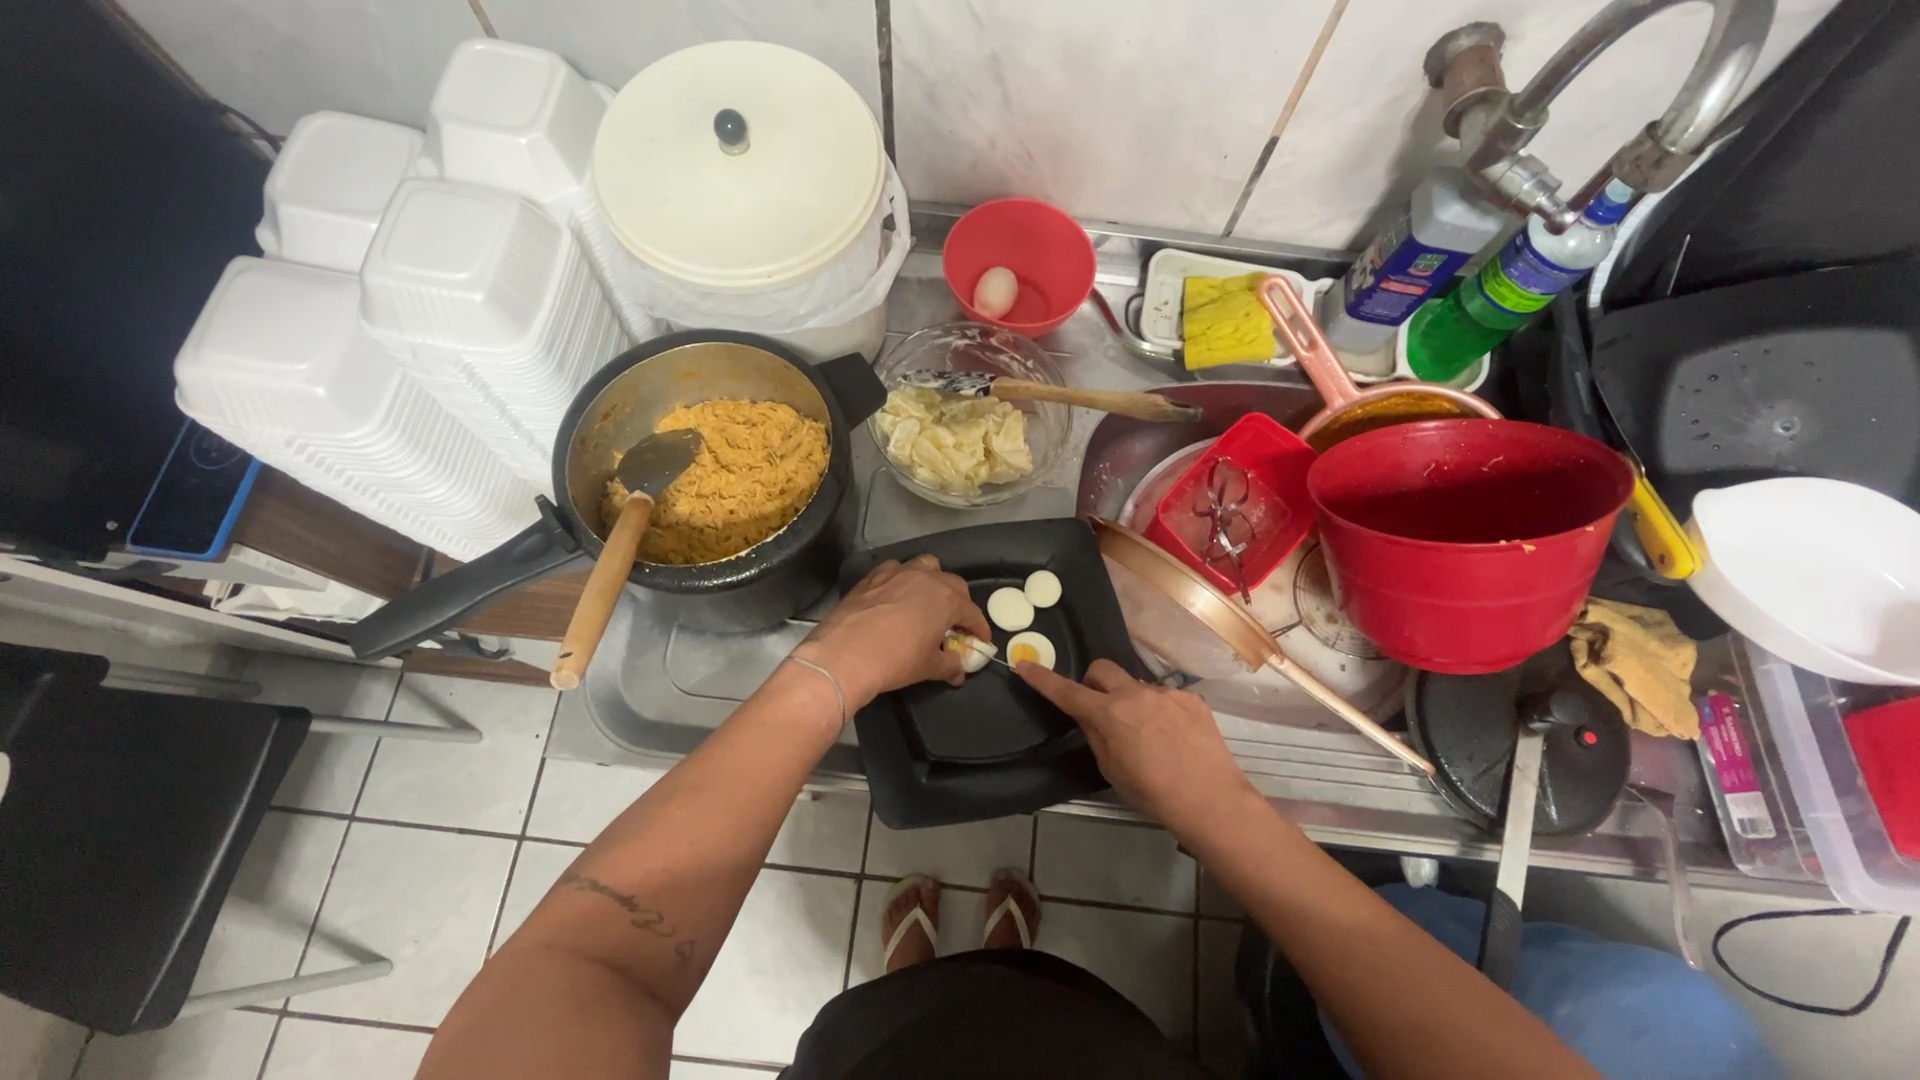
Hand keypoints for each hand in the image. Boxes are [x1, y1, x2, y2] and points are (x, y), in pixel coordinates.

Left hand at [796, 555, 991, 711]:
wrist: (845, 655)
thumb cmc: (895, 660)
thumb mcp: (928, 667)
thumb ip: (949, 666)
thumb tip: (958, 672)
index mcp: (946, 598)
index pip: (972, 612)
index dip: (979, 628)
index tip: (980, 641)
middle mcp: (925, 578)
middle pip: (952, 584)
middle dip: (958, 602)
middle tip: (955, 623)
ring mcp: (896, 573)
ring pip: (924, 566)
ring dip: (931, 580)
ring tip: (927, 600)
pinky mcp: (872, 577)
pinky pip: (893, 570)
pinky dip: (900, 580)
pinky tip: (895, 596)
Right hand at [1018, 659, 1257, 833]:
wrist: (1211, 799)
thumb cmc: (1153, 793)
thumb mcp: (1112, 770)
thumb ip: (1096, 735)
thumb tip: (1089, 716)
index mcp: (1110, 714)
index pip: (1067, 691)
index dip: (1043, 679)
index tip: (1024, 664)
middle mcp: (1136, 694)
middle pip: (1103, 669)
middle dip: (1093, 683)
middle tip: (1099, 709)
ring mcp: (1167, 693)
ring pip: (1137, 686)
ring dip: (1132, 702)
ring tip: (1148, 736)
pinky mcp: (1192, 699)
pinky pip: (1166, 698)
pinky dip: (1161, 712)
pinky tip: (1174, 739)